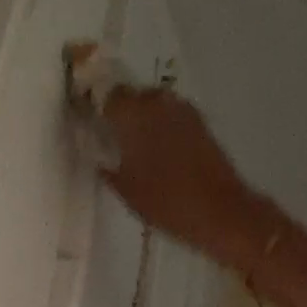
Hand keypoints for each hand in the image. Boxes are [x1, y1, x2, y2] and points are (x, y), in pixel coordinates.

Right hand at [98, 85, 256, 254]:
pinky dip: (161, 125)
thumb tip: (99, 155)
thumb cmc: (163, 200)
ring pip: (154, 103)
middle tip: (110, 132)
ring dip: (143, 116)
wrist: (219, 211)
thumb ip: (107, 165)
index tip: (88, 118)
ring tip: (134, 141)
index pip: (106, 96)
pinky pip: (171, 115)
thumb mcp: (123, 187)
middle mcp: (157, 103)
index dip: (95, 105)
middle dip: (120, 109)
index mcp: (132, 115)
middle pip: (132, 96)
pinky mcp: (200, 123)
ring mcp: (182, 111)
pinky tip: (156, 147)